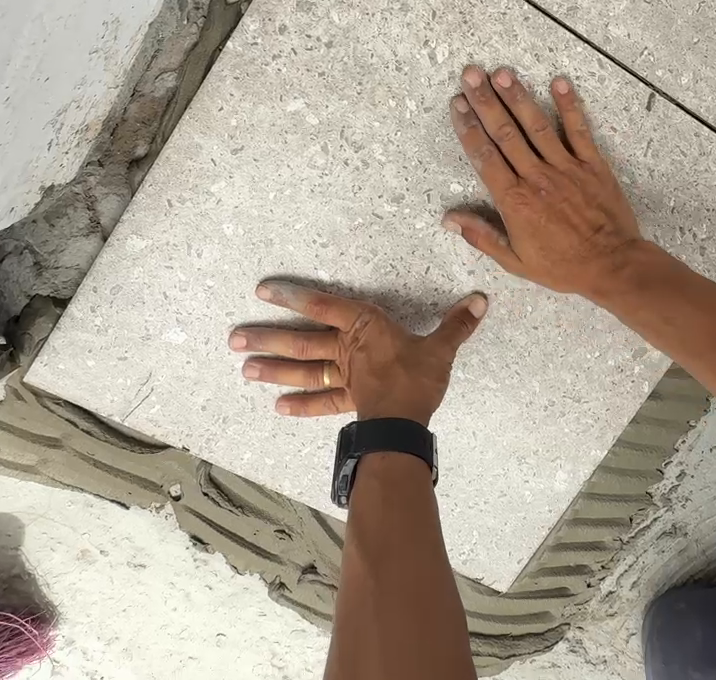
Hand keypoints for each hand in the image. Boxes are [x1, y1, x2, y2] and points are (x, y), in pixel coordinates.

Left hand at [229, 282, 485, 425]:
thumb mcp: (440, 348)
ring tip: (243, 367)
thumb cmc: (418, 379)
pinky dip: (298, 403)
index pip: (325, 306)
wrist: (406, 424)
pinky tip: (276, 405)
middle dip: (267, 338)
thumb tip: (482, 299)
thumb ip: (457, 323)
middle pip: (302, 341)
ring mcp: (343, 377)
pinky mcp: (347, 401)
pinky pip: (319, 401)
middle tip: (234, 338)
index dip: (294, 297)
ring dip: (272, 369)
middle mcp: (347, 350)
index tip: (263, 291)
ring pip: (302, 370)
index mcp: (365, 328)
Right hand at [445, 65, 646, 299]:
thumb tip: (449, 219)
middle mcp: (537, 177)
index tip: (457, 104)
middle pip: (505, 132)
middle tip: (471, 74)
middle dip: (485, 101)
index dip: (468, 127)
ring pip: (536, 125)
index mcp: (515, 201)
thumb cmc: (563, 266)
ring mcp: (566, 167)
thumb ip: (482, 236)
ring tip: (502, 72)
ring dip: (518, 96)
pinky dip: (569, 105)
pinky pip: (579, 130)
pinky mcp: (592, 164)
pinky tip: (558, 82)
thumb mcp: (515, 261)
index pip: (485, 156)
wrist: (612, 265)